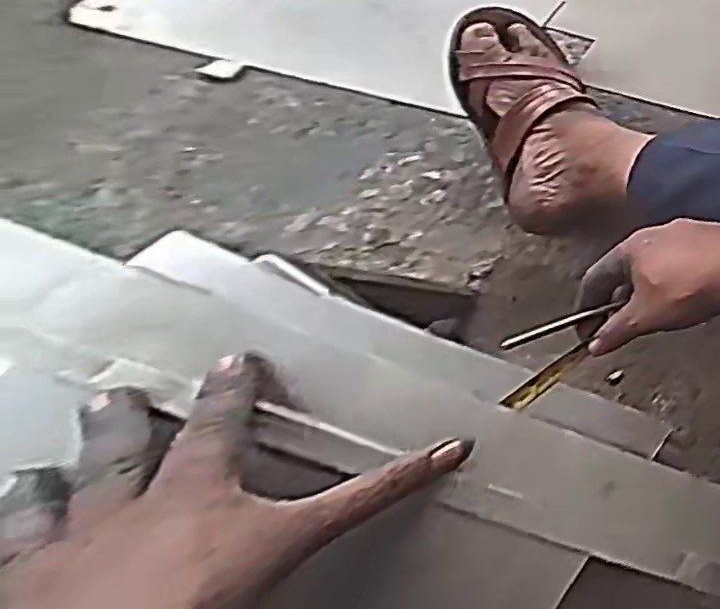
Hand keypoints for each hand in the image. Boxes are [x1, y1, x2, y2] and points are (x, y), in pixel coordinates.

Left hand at [0, 354, 470, 608]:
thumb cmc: (199, 597)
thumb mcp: (303, 537)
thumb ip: (375, 491)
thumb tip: (449, 451)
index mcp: (194, 490)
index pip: (221, 425)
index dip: (232, 390)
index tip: (236, 360)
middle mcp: (121, 514)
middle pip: (124, 457)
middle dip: (124, 423)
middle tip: (117, 395)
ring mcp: (54, 560)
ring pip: (43, 510)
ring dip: (41, 488)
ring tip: (35, 470)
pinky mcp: (12, 598)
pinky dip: (3, 541)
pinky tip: (0, 536)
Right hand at [577, 220, 719, 353]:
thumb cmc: (695, 286)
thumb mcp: (646, 317)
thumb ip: (616, 330)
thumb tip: (597, 343)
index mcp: (632, 247)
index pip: (595, 278)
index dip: (586, 309)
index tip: (587, 331)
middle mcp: (657, 232)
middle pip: (625, 267)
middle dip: (618, 298)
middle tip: (619, 324)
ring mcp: (686, 231)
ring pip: (656, 261)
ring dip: (648, 287)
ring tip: (653, 312)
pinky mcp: (710, 236)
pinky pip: (683, 259)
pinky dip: (675, 277)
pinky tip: (686, 294)